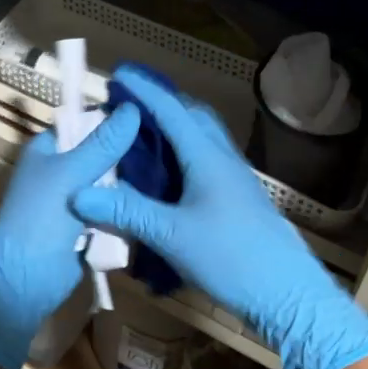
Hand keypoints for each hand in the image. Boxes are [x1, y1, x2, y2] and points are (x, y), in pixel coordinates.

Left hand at [0, 104, 140, 368]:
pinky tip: (155, 199)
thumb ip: (103, 144)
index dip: (111, 120)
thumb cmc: (40, 217)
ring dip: (129, 183)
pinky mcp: (87, 225)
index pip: (83, 124)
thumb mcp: (71, 174)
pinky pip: (112, 209)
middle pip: (100, 154)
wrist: (26, 280)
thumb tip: (133, 109)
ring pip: (109, 183)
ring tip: (167, 171)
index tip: (147, 117)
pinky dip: (126, 207)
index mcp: (47, 149)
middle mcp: (59, 170)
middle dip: (126, 154)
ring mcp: (74, 199)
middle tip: (163, 146)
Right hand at [71, 67, 367, 368]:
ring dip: (174, 129)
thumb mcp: (171, 235)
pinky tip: (167, 178)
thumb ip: (127, 212)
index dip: (143, 90)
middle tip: (128, 106)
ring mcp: (235, 177)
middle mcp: (222, 157)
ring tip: (142, 138)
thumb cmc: (231, 257)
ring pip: (202, 138)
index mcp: (205, 156)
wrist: (288, 294)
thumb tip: (78, 195)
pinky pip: (206, 160)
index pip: (170, 110)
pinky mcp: (239, 197)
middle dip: (160, 104)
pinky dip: (183, 154)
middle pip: (191, 116)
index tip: (118, 74)